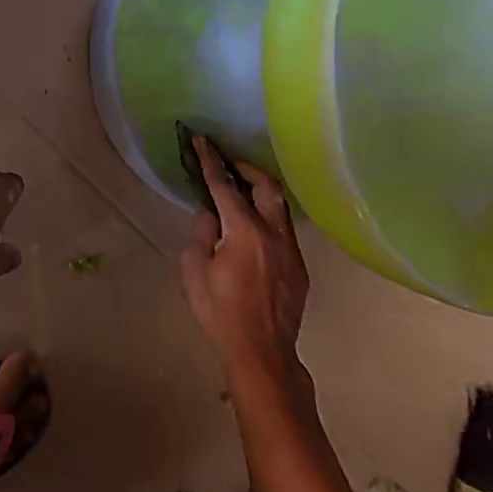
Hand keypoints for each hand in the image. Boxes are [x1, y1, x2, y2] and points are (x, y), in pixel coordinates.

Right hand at [179, 137, 308, 394]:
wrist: (261, 351)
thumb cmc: (218, 309)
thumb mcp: (193, 268)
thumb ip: (202, 233)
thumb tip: (210, 215)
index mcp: (245, 231)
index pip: (225, 187)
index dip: (211, 161)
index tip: (202, 141)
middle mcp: (274, 234)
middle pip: (267, 188)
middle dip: (246, 169)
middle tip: (226, 162)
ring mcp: (292, 252)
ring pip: (279, 208)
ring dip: (259, 192)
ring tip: (238, 189)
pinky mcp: (299, 268)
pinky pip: (282, 230)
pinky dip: (265, 216)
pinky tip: (249, 227)